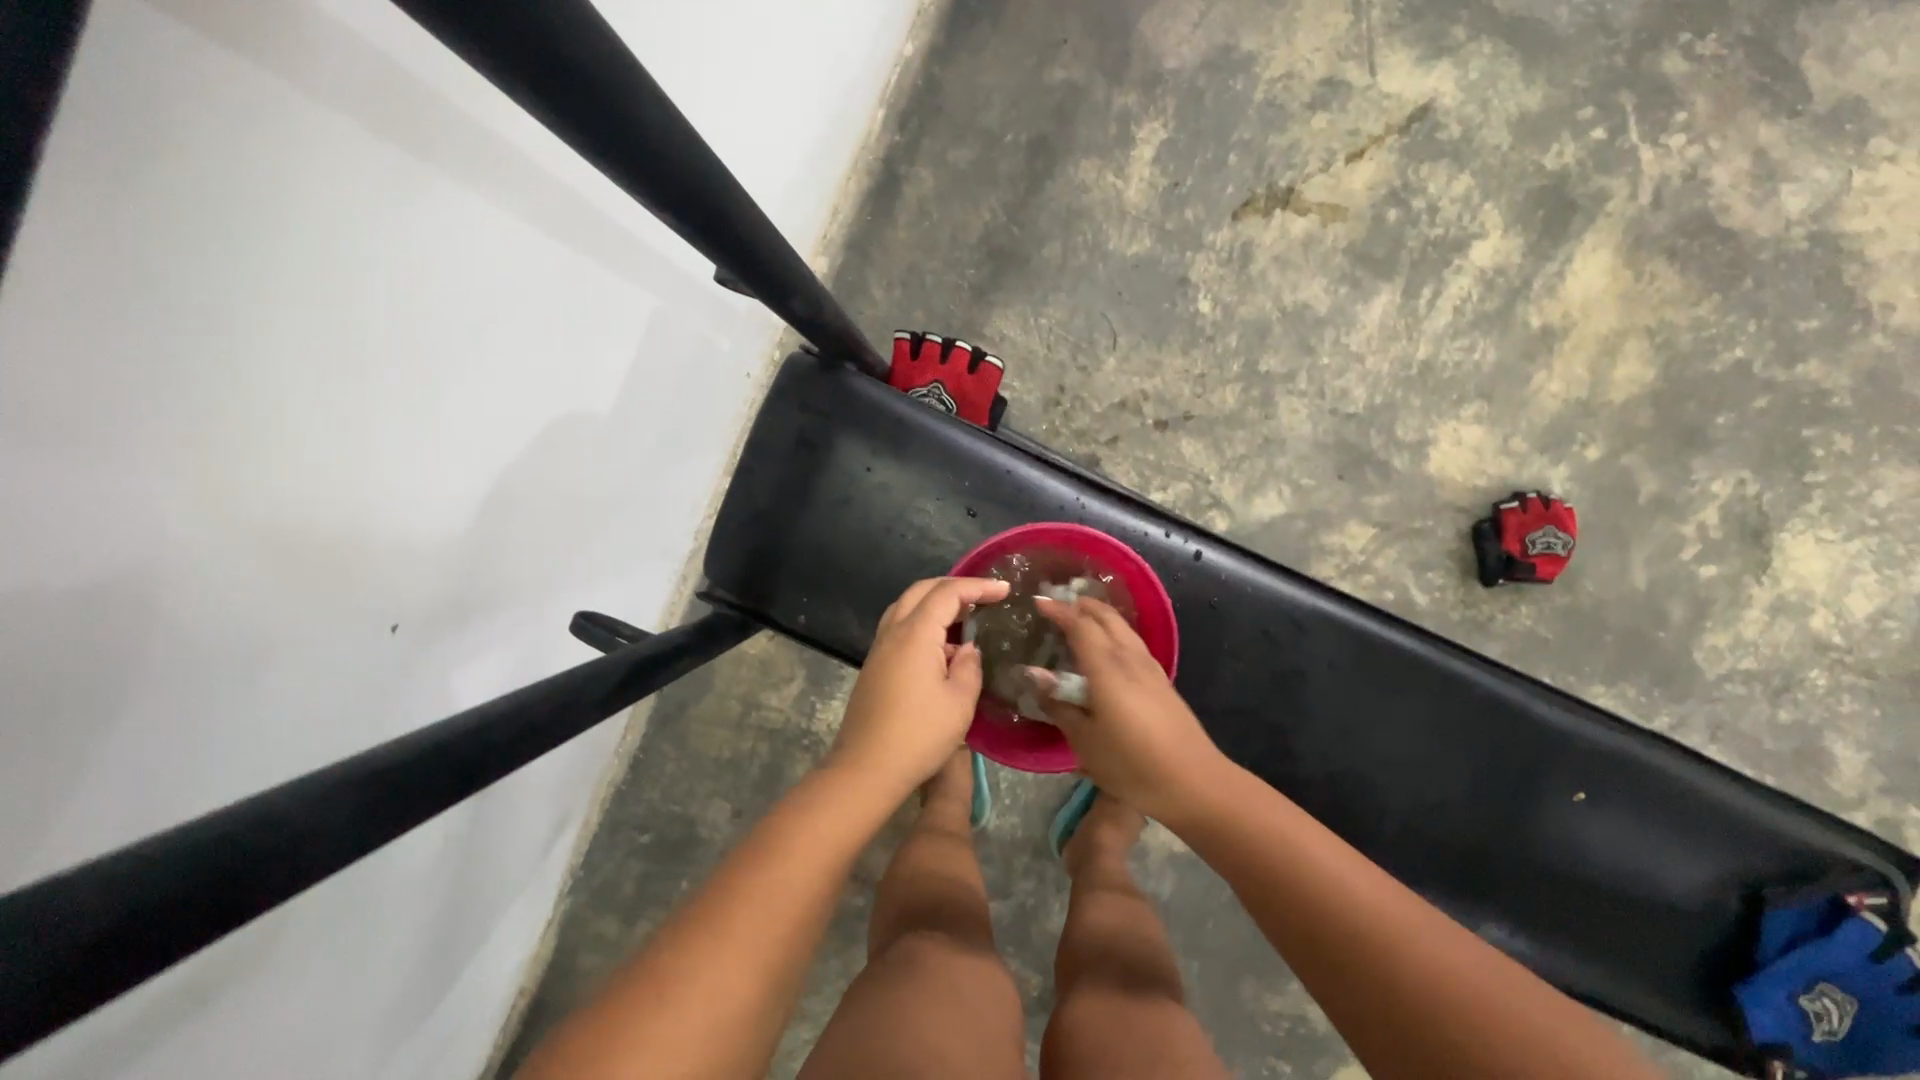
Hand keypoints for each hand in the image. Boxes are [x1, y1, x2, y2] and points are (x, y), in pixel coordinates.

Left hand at [829, 576, 1010, 796]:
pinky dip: (923, 623)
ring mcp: (879, 650)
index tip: (1005, 590)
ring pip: (906, 608)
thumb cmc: (919, 735)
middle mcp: (893, 633)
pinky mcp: (874, 667)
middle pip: (921, 591)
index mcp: (915, 634)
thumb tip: (968, 649)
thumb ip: (969, 667)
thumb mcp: (959, 702)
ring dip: (935, 603)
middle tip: (984, 596)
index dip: (978, 586)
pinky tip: (942, 647)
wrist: (866, 769)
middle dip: (954, 587)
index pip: (948, 593)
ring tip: (965, 616)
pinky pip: (899, 629)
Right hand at [1029, 596, 1227, 820]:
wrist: (1194, 782)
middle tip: (1059, 605)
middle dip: (1082, 606)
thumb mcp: (1084, 740)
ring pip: (1124, 629)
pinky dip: (1115, 634)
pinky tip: (1109, 649)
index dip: (1059, 611)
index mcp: (1107, 668)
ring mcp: (1151, 669)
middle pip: (1107, 618)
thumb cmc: (1131, 764)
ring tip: (1081, 620)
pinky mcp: (1163, 683)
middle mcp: (1131, 659)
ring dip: (1101, 617)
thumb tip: (1033, 675)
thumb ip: (1059, 704)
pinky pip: (1133, 644)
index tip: (1038, 603)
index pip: (1080, 626)